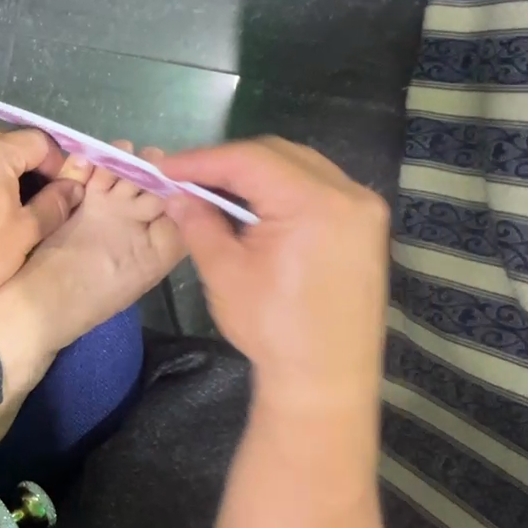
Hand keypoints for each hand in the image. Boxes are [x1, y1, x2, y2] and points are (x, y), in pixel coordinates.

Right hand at [162, 138, 389, 409]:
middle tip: (183, 179)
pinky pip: (317, 189)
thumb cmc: (271, 326)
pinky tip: (250, 209)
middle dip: (227, 162)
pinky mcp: (364, 226)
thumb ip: (199, 223)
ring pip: (300, 168)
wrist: (324, 373)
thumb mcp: (224, 272)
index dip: (201, 160)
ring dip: (253, 174)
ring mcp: (363, 209)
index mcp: (314, 203)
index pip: (249, 160)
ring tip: (211, 191)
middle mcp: (348, 194)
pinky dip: (279, 190)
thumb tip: (175, 194)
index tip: (163, 168)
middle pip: (278, 154)